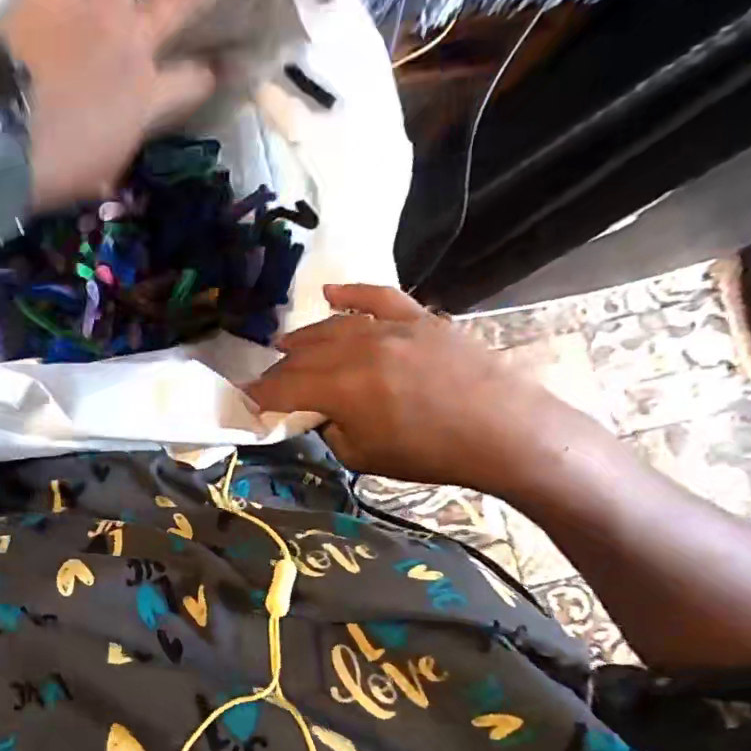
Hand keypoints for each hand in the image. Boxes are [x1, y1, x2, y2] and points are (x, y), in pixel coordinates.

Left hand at [0, 0, 230, 208]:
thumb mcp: (97, 177)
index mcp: (148, 100)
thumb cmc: (52, 173)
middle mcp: (136, 43)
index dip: (215, 70)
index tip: (228, 61)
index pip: (196, 79)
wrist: (0, 142)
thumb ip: (114, 155)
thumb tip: (112, 171)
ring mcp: (97, 6)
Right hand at [245, 283, 607, 494]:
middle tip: (271, 383)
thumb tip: (319, 411)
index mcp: (341, 387)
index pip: (284, 386)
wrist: (503, 432)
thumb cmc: (430, 453)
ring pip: (332, 326)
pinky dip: (350, 294)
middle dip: (280, 370)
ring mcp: (389, 327)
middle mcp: (358, 349)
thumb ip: (330, 428)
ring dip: (304, 337)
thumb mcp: (364, 456)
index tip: (247, 399)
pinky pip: (376, 297)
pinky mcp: (418, 318)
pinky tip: (330, 294)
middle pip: (303, 354)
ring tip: (287, 346)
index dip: (260, 394)